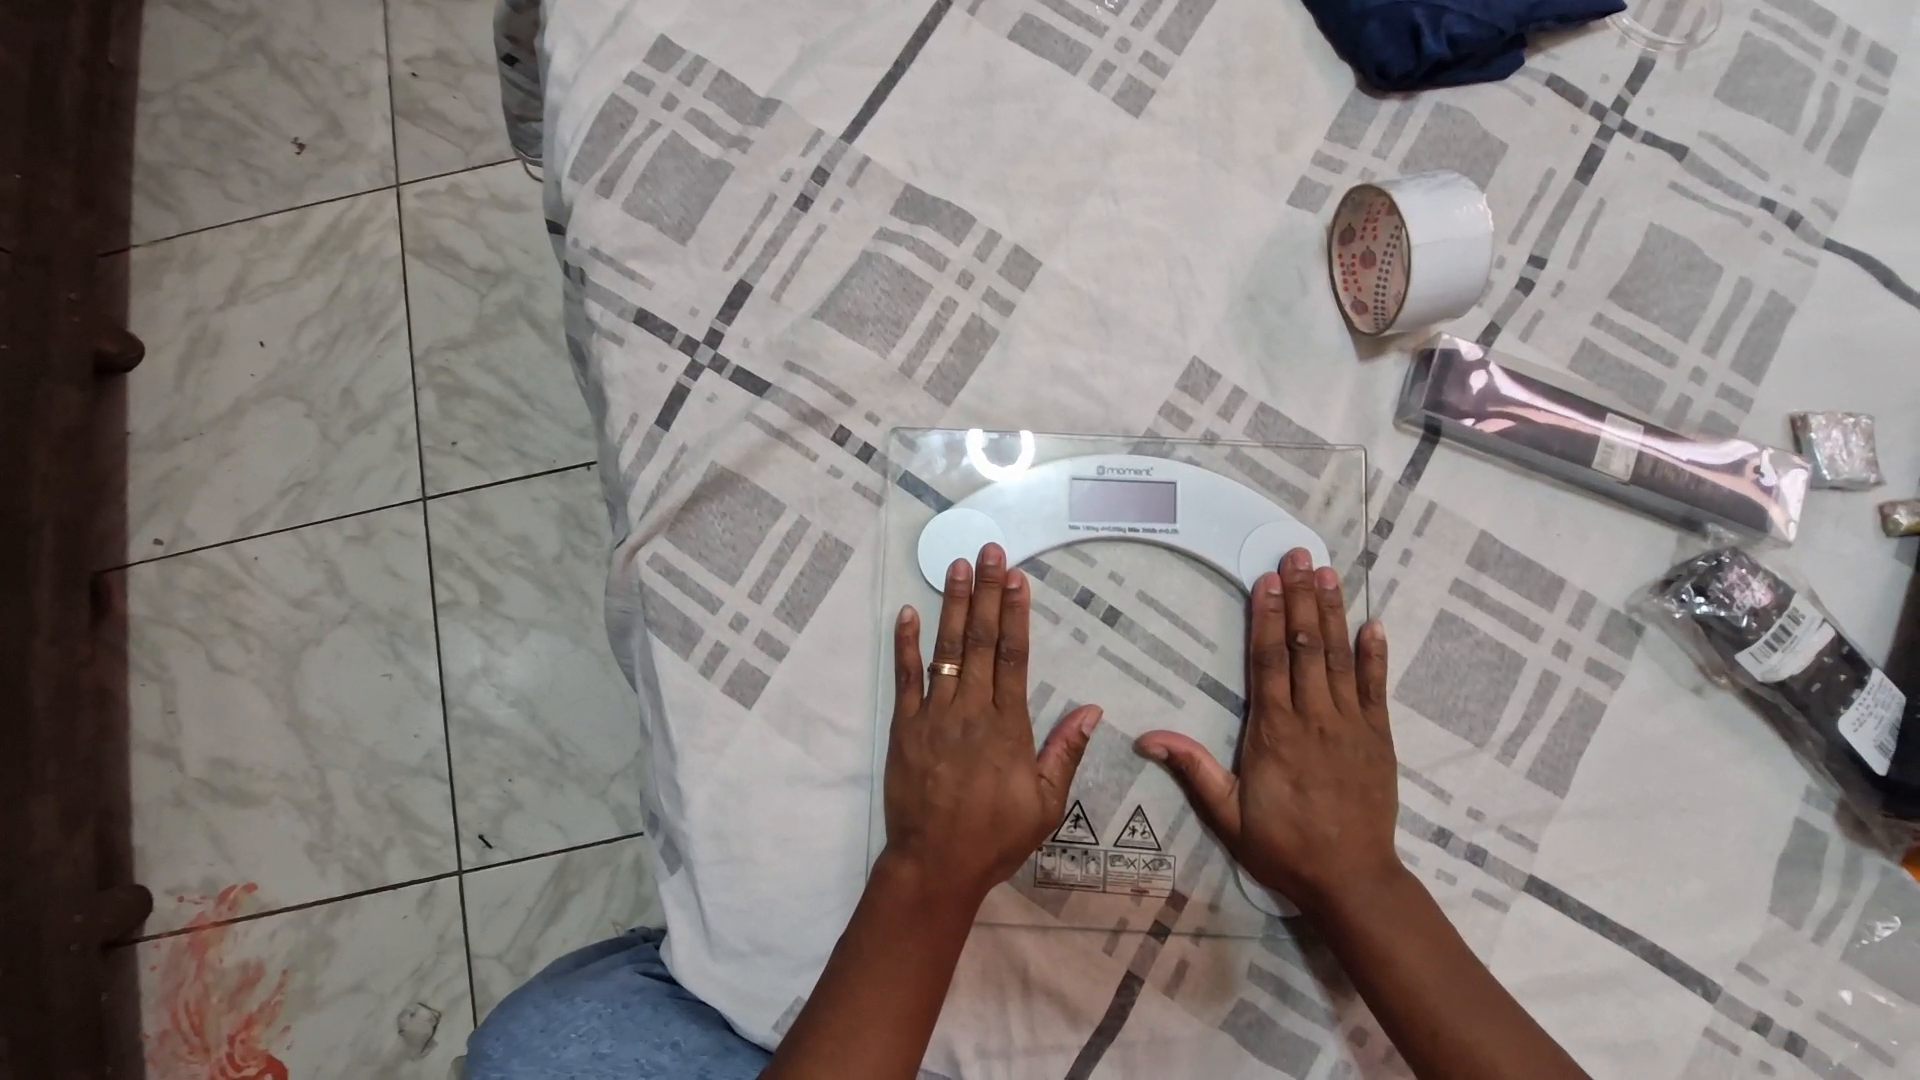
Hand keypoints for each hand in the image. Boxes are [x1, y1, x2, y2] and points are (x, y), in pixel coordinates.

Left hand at [882, 543, 1102, 903]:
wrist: (936, 863)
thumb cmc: (996, 836)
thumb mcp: (1045, 803)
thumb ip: (1066, 752)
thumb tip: (1093, 710)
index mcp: (1008, 725)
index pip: (1014, 656)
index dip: (1015, 613)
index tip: (1017, 578)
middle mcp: (971, 710)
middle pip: (981, 640)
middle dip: (986, 592)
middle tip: (989, 552)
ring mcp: (934, 715)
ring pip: (946, 649)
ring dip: (952, 605)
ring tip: (956, 567)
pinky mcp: (905, 726)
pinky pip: (906, 678)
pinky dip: (906, 644)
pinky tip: (908, 613)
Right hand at [1136, 547, 1400, 917]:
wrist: (1353, 880)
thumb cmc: (1283, 846)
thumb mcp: (1228, 815)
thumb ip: (1193, 771)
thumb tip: (1148, 737)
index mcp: (1275, 733)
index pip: (1270, 662)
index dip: (1268, 618)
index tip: (1267, 579)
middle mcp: (1316, 719)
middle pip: (1307, 647)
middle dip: (1301, 598)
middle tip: (1298, 555)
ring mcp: (1353, 726)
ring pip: (1341, 659)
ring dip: (1333, 613)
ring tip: (1329, 573)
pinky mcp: (1380, 739)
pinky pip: (1378, 689)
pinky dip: (1377, 656)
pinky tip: (1374, 624)